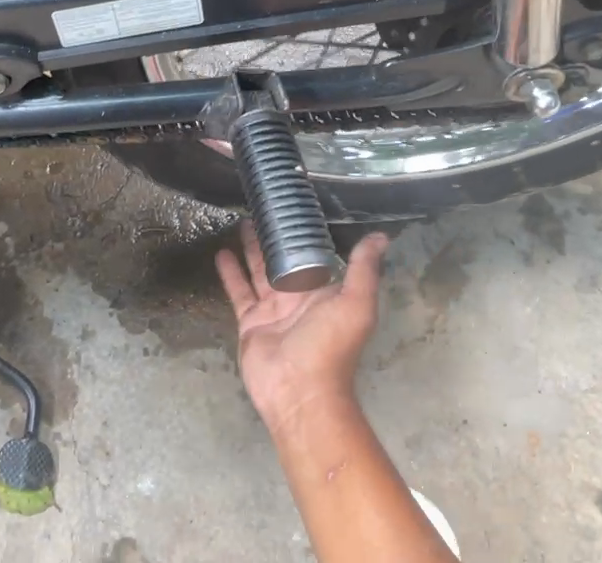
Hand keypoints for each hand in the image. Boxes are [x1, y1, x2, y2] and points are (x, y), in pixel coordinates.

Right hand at [215, 221, 388, 429]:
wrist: (299, 391)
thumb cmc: (330, 346)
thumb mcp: (355, 304)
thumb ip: (363, 270)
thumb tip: (380, 237)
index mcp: (323, 294)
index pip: (313, 258)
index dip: (304, 236)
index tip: (294, 211)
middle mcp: (298, 300)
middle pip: (283, 262)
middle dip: (275, 239)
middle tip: (263, 209)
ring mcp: (272, 312)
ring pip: (260, 273)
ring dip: (252, 250)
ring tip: (242, 222)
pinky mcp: (250, 323)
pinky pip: (239, 293)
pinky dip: (231, 273)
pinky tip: (221, 253)